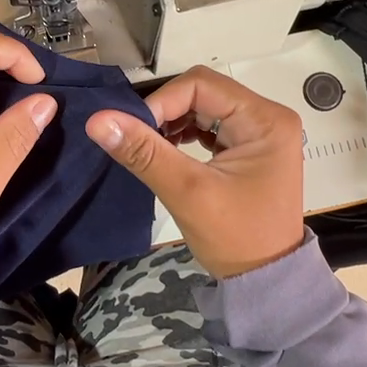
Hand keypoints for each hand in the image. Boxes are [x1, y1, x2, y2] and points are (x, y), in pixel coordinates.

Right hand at [85, 66, 304, 278]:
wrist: (266, 281)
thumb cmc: (235, 237)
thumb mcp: (187, 192)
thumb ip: (143, 152)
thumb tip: (98, 121)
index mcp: (265, 120)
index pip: (201, 85)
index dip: (161, 102)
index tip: (131, 129)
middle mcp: (268, 117)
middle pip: (203, 92)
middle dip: (165, 111)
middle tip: (136, 137)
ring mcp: (261, 133)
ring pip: (204, 108)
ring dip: (172, 122)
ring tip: (148, 146)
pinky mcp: (250, 148)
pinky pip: (211, 127)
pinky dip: (184, 134)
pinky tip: (165, 150)